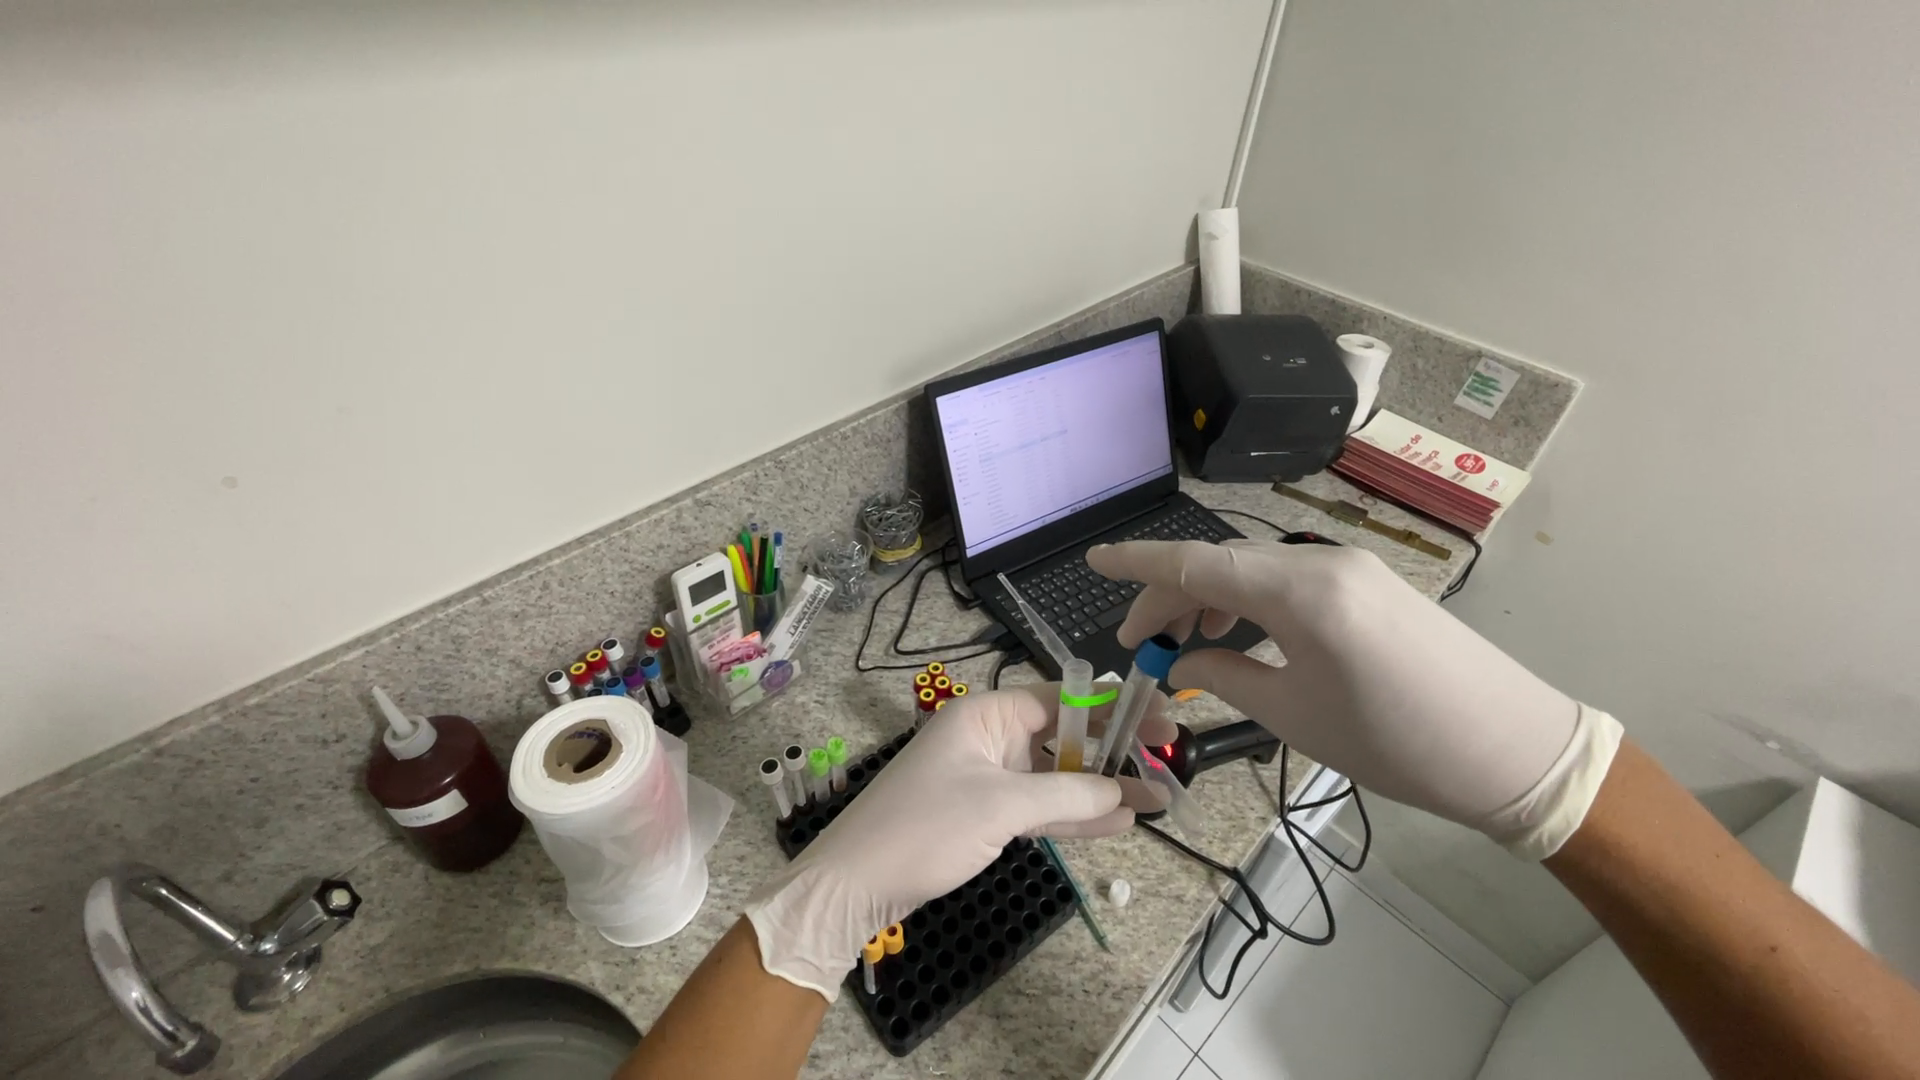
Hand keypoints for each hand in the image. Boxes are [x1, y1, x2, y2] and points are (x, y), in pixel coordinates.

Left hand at [743, 683, 1172, 999]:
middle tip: (1167, 759)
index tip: (1159, 717)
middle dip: (1113, 752)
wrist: (856, 884)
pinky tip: (1119, 822)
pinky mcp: (984, 815)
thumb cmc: (924, 828)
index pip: (1060, 699)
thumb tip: (1124, 792)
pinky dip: (1074, 816)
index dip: (1112, 708)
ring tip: (1158, 796)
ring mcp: (987, 779)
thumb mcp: (1000, 806)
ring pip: (1055, 778)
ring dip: (1101, 790)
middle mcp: (988, 738)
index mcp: (984, 714)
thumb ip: (1066, 796)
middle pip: (1063, 738)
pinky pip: (1039, 808)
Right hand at [1086, 539, 1620, 859]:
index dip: (1137, 564)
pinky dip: (1249, 601)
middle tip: (1141, 644)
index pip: (1196, 565)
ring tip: (1186, 642)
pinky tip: (1238, 632)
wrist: (1515, 751)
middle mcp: (1320, 563)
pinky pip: (1286, 579)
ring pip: (1252, 569)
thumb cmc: (1396, 743)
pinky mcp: (1367, 583)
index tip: (1095, 561)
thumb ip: (1222, 676)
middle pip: (1220, 564)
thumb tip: (1179, 663)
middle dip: (1169, 597)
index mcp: (1298, 592)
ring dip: (1209, 599)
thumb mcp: (1292, 715)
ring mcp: (1348, 568)